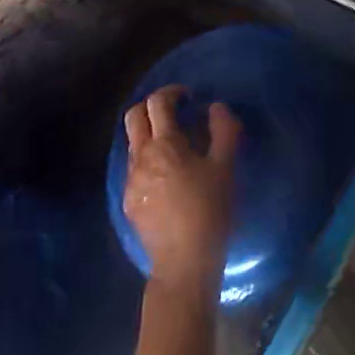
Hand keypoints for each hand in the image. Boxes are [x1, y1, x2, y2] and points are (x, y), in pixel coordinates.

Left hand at [122, 85, 240, 293]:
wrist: (183, 262)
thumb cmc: (209, 210)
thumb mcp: (226, 167)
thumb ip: (223, 131)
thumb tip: (215, 107)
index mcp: (165, 145)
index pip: (158, 103)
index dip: (172, 92)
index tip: (188, 96)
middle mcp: (140, 157)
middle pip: (134, 116)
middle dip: (152, 106)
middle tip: (175, 112)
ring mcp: (130, 180)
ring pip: (132, 143)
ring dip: (149, 133)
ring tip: (175, 146)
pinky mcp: (128, 201)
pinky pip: (134, 167)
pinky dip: (148, 159)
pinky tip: (167, 176)